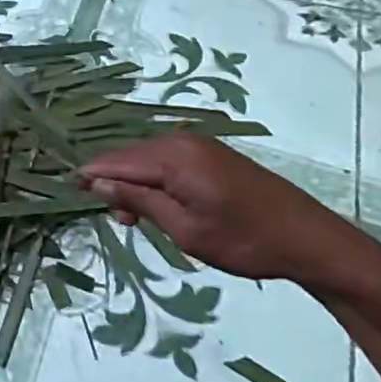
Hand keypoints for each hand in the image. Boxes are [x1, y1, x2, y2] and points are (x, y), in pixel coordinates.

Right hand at [77, 132, 348, 280]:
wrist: (310, 239)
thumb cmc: (244, 241)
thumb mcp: (184, 229)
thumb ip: (139, 201)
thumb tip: (98, 184)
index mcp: (174, 156)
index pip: (116, 161)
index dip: (91, 177)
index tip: (70, 191)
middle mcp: (182, 140)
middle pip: (130, 157)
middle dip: (115, 184)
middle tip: (122, 222)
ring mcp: (199, 144)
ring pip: (148, 159)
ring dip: (136, 184)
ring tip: (142, 220)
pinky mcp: (212, 154)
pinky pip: (168, 160)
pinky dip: (156, 180)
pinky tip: (162, 205)